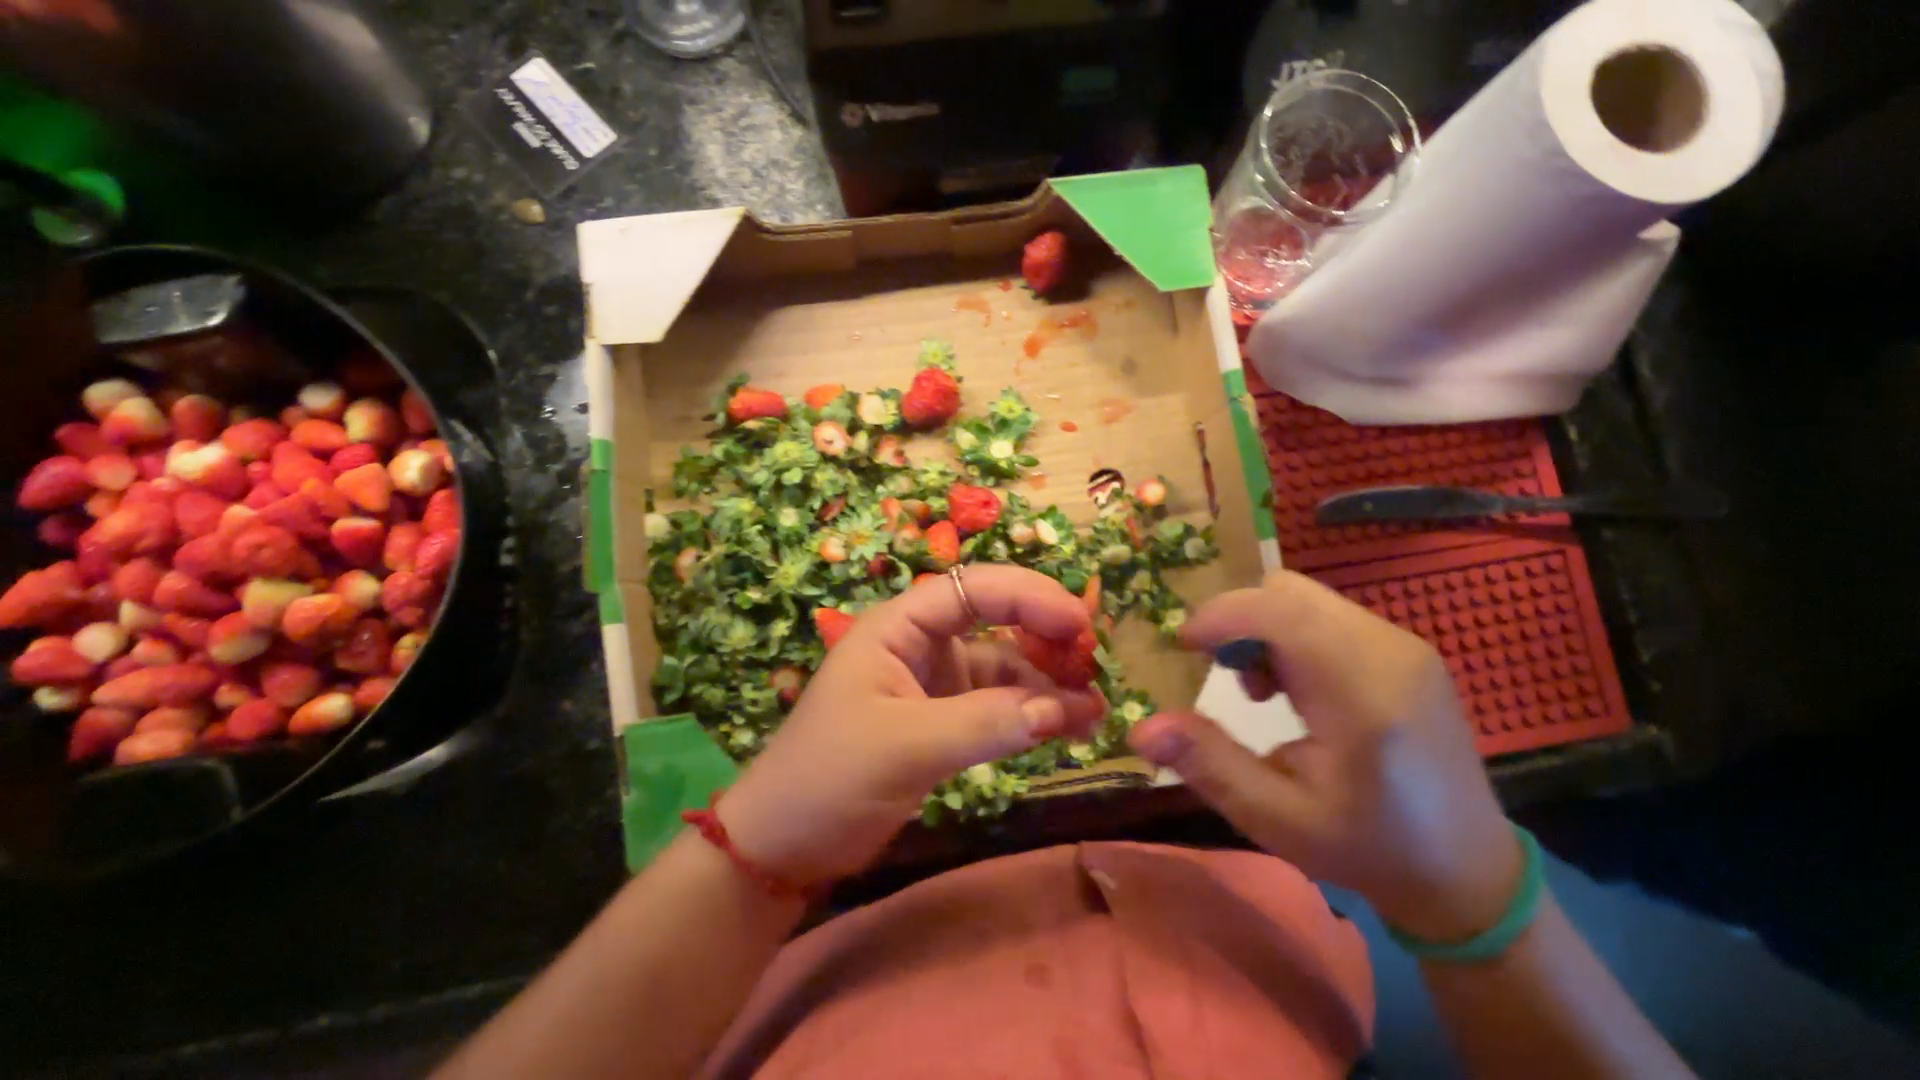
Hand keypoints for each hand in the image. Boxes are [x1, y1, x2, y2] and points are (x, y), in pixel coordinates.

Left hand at [718, 565, 1106, 888]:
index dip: (1030, 597)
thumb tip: (1068, 708)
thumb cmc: (828, 779)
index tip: (1082, 626)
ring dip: (1048, 682)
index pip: (973, 588)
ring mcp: (933, 684)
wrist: (783, 846)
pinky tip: (1068, 728)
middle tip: (1093, 666)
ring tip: (1093, 709)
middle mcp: (919, 645)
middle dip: (1046, 635)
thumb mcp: (905, 746)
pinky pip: (1000, 706)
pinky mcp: (943, 723)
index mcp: (897, 627)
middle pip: (995, 619)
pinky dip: (1033, 714)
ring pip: (1004, 665)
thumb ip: (985, 723)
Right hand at [1127, 570, 1522, 942]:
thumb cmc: (1367, 848)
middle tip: (1222, 677)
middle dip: (1239, 621)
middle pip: (1289, 592)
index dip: (1219, 616)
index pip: (1279, 611)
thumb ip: (1210, 764)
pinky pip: (1332, 616)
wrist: (1465, 870)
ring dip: (1265, 628)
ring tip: (1260, 691)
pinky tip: (1297, 691)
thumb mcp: (1276, 817)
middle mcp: (1389, 651)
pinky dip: (1295, 635)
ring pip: (1308, 600)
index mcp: (1361, 693)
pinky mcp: (1409, 652)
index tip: (1181, 647)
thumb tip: (1141, 729)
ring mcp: (1405, 646)